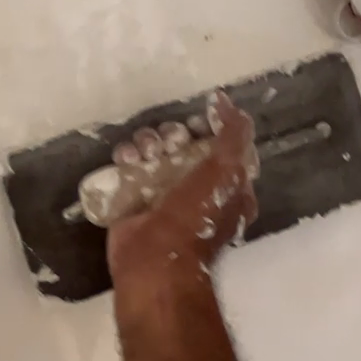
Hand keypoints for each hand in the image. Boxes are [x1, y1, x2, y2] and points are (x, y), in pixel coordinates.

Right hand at [106, 92, 259, 283]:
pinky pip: (129, 167)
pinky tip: (125, 159)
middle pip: (183, 144)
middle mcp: (196, 190)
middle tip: (168, 143)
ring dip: (147, 142)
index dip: (208, 128)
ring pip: (154, 151)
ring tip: (143, 153)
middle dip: (173, 135)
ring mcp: (163, 195)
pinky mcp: (133, 199)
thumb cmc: (197, 218)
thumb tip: (225, 100)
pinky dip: (126, 157)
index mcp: (227, 187)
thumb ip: (234, 134)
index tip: (196, 123)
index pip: (220, 145)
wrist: (154, 260)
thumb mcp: (228, 171)